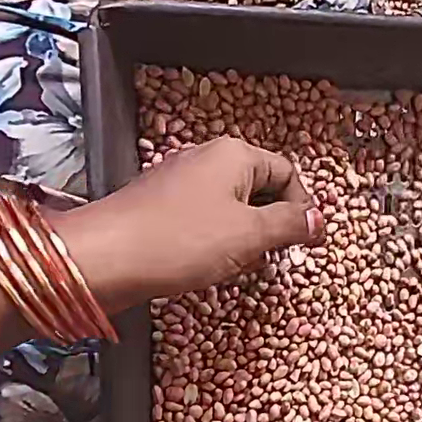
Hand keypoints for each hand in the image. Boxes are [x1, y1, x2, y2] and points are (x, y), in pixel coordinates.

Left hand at [54, 137, 324, 311]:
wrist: (104, 258)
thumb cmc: (181, 240)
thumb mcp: (248, 235)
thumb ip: (288, 224)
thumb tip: (317, 219)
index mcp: (234, 155)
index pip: (286, 172)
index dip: (303, 206)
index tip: (309, 240)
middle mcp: (207, 160)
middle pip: (258, 188)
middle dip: (272, 224)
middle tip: (275, 256)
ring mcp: (181, 183)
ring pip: (230, 208)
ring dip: (244, 237)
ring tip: (241, 266)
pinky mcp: (162, 208)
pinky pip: (203, 220)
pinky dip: (216, 242)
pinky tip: (209, 266)